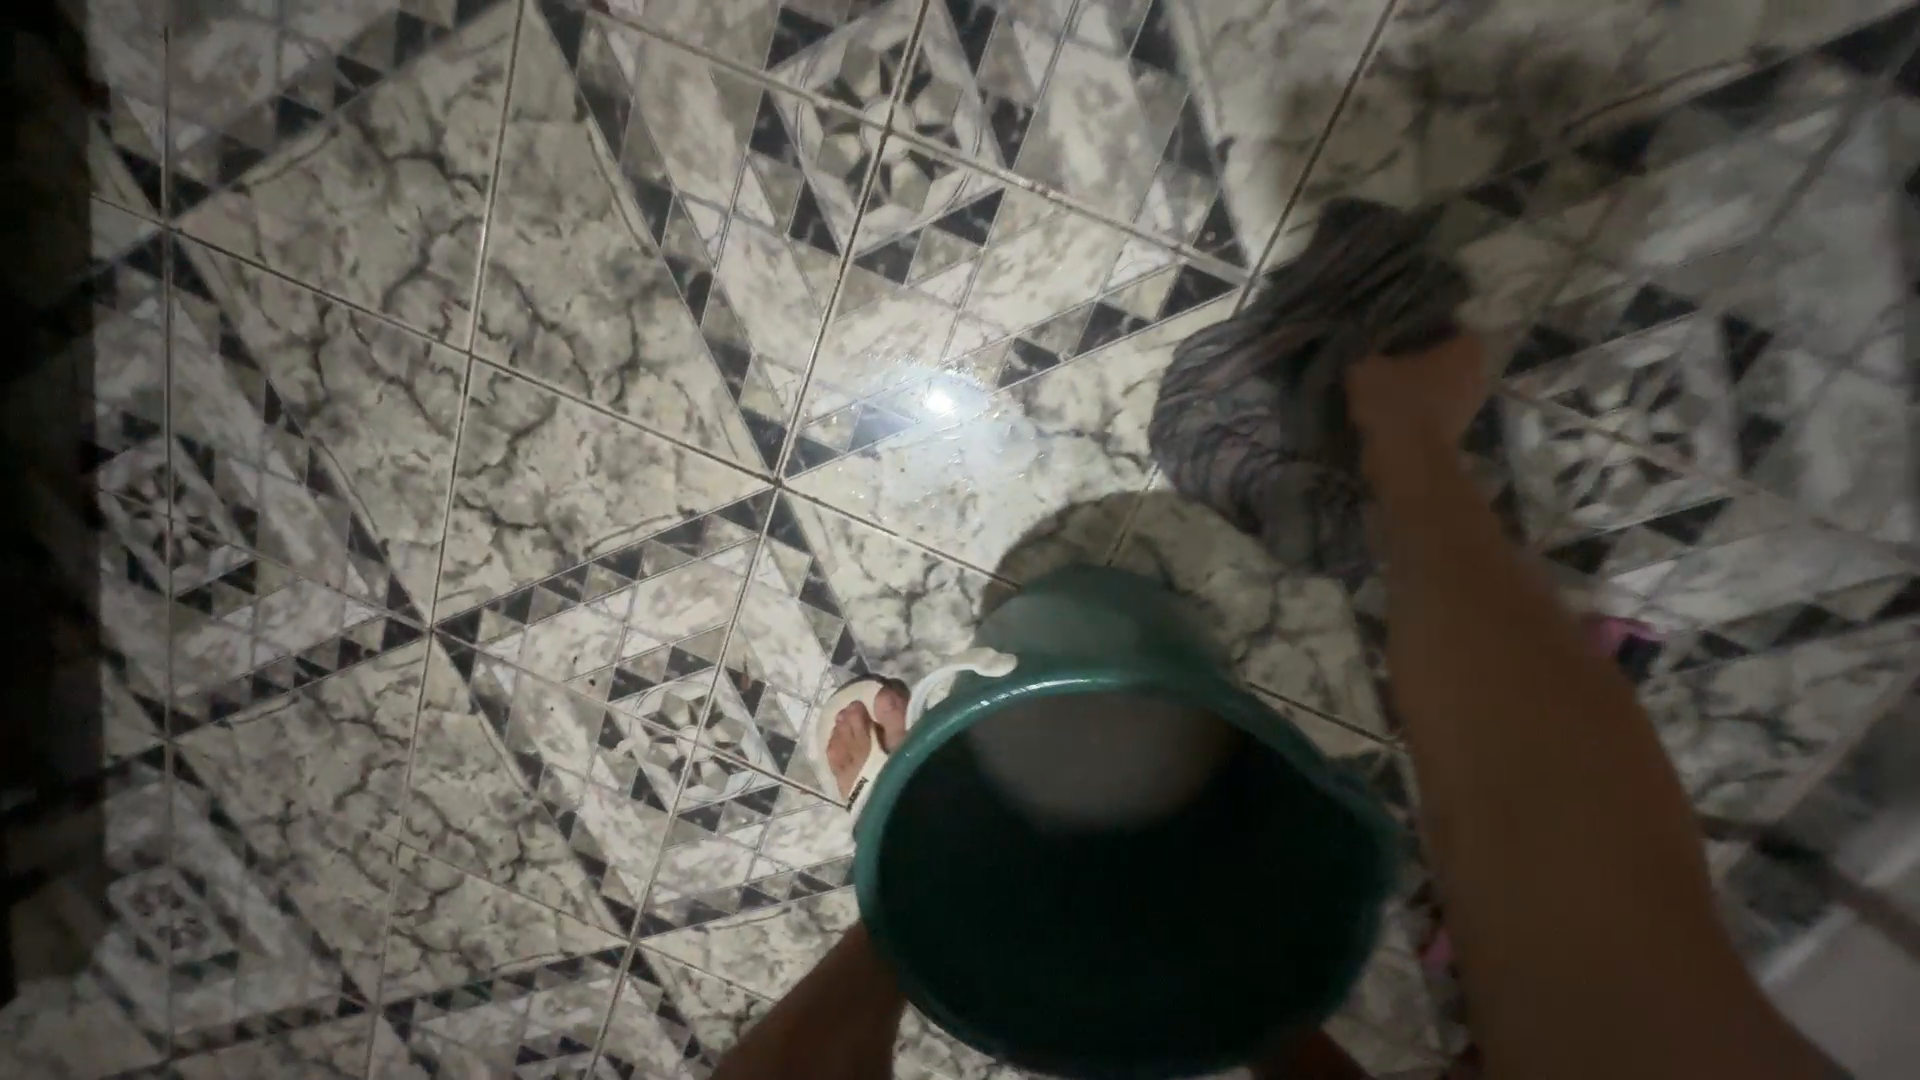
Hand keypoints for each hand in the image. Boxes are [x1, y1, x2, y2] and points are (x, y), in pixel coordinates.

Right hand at [1346, 333, 1488, 448]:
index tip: (1392, 333)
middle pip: (1443, 356)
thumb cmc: (1394, 402)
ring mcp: (1470, 404)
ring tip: (1384, 386)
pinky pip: (1432, 409)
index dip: (1417, 327)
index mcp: (1465, 347)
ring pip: (1438, 384)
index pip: (1444, 324)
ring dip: (1416, 386)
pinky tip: (1389, 410)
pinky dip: (1415, 409)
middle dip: (1418, 358)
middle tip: (1386, 358)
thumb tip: (1363, 349)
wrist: (1407, 459)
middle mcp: (1477, 371)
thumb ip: (1366, 352)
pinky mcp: (1456, 430)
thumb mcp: (1365, 367)